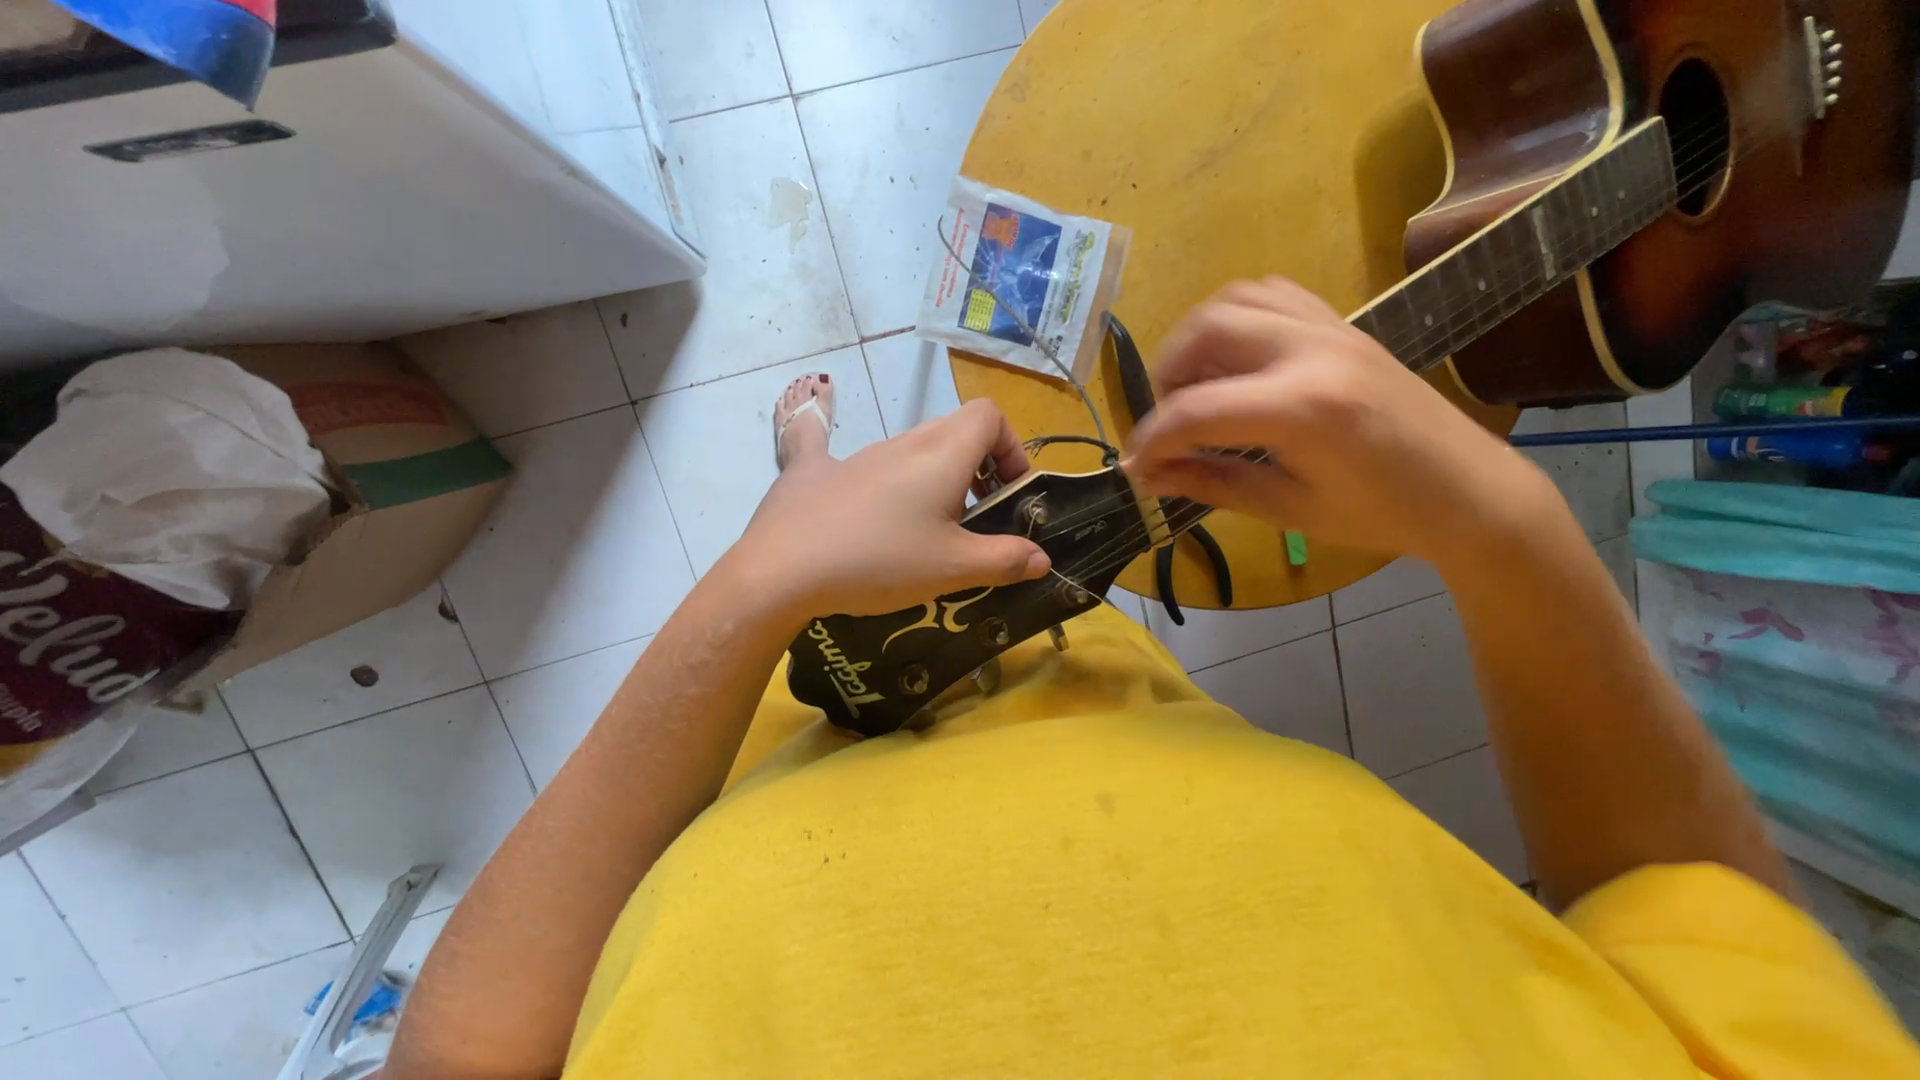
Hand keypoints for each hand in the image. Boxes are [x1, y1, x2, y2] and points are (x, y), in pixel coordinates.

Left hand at [725, 399, 1051, 619]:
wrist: (784, 569)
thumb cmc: (881, 562)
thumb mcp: (952, 569)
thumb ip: (1004, 560)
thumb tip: (1042, 557)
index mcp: (942, 454)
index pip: (990, 416)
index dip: (1011, 448)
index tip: (1010, 493)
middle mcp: (903, 443)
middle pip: (953, 432)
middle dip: (977, 467)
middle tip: (976, 519)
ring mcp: (857, 454)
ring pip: (909, 450)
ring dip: (931, 478)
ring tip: (924, 530)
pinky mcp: (812, 471)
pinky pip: (824, 444)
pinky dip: (839, 445)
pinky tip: (827, 451)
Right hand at [1123, 277, 1560, 566]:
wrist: (1468, 491)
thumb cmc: (1381, 515)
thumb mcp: (1288, 508)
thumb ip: (1212, 482)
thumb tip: (1150, 475)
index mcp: (1303, 409)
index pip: (1195, 410)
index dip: (1152, 439)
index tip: (1135, 467)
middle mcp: (1312, 350)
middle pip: (1206, 331)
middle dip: (1167, 376)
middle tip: (1169, 422)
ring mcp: (1331, 328)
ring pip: (1235, 299)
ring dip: (1197, 338)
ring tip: (1197, 386)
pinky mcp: (1343, 323)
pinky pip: (1272, 293)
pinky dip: (1237, 317)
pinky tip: (1236, 359)